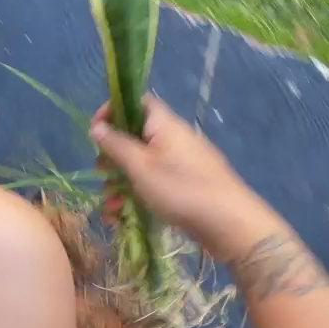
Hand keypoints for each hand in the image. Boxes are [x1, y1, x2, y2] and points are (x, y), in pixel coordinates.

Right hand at [89, 95, 279, 259]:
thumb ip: (115, 144)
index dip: (112, 110)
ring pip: (142, 161)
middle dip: (112, 154)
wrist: (233, 225)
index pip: (137, 102)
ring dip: (121, 179)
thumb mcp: (139, 166)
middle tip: (100, 172)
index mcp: (165, 126)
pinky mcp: (189, 183)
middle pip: (135, 135)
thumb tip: (97, 126)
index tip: (95, 131)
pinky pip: (156, 179)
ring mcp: (184, 162)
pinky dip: (138, 191)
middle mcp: (176, 139)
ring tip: (110, 204)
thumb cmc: (181, 189)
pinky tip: (124, 213)